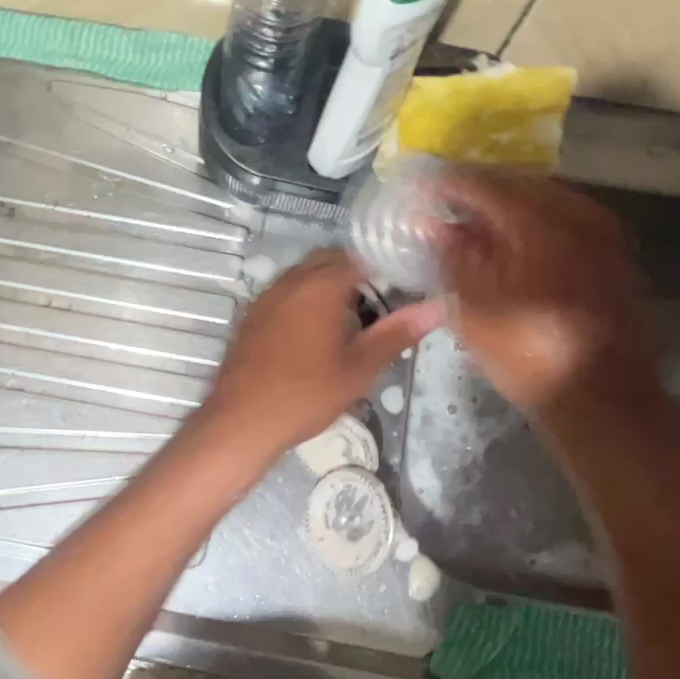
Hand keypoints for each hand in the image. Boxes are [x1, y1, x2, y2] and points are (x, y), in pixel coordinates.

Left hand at [200, 249, 442, 458]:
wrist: (242, 422)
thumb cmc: (306, 395)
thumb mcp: (359, 368)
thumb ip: (396, 333)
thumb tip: (437, 308)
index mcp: (320, 286)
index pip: (359, 256)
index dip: (383, 266)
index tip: (402, 286)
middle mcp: (289, 282)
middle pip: (328, 261)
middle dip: (354, 275)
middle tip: (376, 305)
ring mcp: (264, 298)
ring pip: (302, 276)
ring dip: (325, 288)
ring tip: (347, 321)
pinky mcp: (249, 318)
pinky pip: (283, 295)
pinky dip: (301, 302)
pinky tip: (312, 335)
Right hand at [430, 171, 655, 414]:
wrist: (600, 398)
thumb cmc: (527, 357)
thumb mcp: (473, 311)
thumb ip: (452, 259)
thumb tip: (434, 226)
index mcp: (538, 223)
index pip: (483, 186)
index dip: (445, 184)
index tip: (418, 187)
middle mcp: (576, 214)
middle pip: (519, 184)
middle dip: (479, 190)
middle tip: (444, 204)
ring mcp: (602, 232)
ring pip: (546, 199)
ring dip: (508, 205)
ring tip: (475, 223)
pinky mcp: (614, 254)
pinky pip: (566, 219)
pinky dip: (534, 222)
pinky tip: (514, 244)